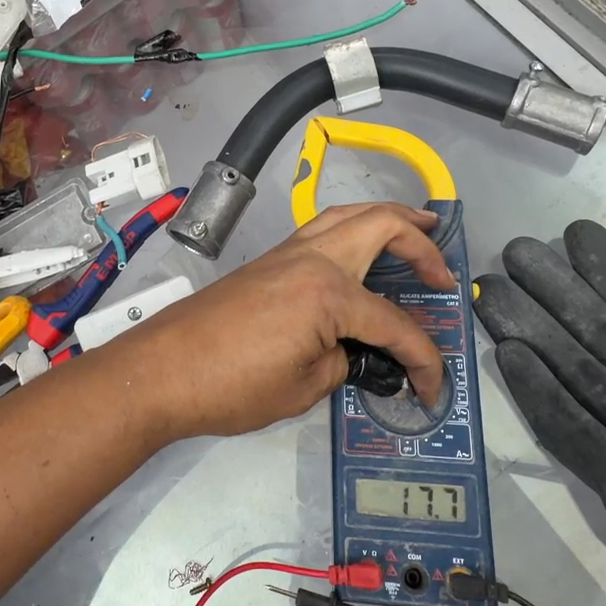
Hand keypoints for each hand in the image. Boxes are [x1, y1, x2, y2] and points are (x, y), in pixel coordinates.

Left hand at [101, 202, 452, 441]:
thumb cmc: (232, 386)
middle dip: (421, 242)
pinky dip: (353, 230)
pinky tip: (362, 252)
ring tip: (418, 231)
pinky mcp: (268, 261)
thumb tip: (355, 354)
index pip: (394, 325)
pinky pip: (323, 230)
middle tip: (443, 272)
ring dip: (387, 218)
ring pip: (347, 215)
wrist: (162, 369)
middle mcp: (312, 258)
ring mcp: (287, 253)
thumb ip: (342, 364)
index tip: (431, 390)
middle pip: (380, 226)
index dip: (422, 360)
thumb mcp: (302, 388)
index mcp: (328, 292)